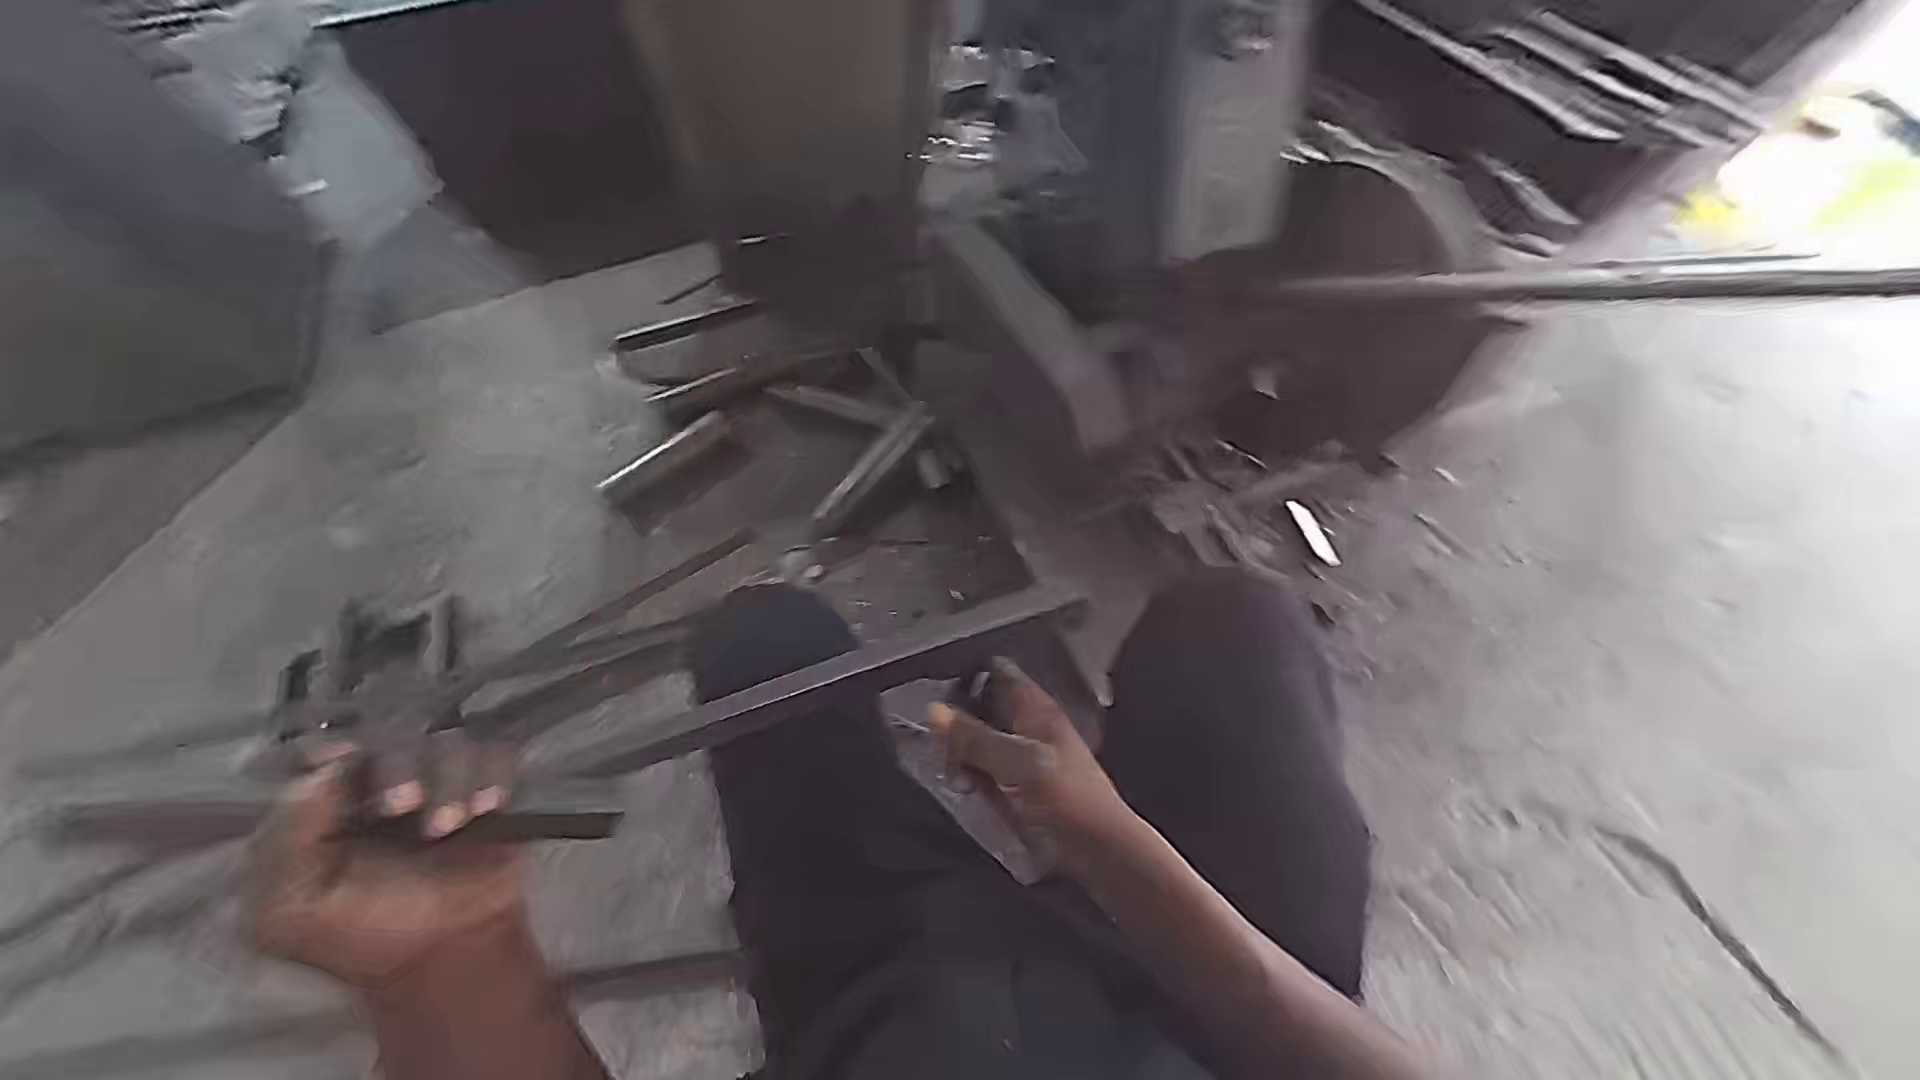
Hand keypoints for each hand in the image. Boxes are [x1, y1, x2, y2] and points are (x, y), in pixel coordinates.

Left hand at [251, 735, 525, 988]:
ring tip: (452, 826)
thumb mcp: (291, 909)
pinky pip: (500, 755)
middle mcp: (389, 783)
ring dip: (453, 781)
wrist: (449, 949)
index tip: (348, 761)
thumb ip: (286, 843)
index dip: (338, 749)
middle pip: (396, 742)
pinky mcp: (494, 784)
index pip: (330, 755)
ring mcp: (446, 780)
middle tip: (405, 807)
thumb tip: (324, 770)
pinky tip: (489, 807)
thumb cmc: (364, 933)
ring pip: (453, 745)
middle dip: (401, 770)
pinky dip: (495, 774)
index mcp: (330, 807)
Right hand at [928, 658, 1139, 876]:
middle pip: (980, 710)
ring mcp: (1025, 756)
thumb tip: (935, 711)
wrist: (1102, 854)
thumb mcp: (1019, 765)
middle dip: (959, 728)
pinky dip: (974, 779)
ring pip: (980, 743)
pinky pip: (986, 771)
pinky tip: (969, 792)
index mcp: (1036, 708)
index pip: (997, 671)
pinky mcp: (1021, 786)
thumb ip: (977, 739)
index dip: (968, 674)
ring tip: (961, 780)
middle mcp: (1029, 725)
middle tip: (948, 752)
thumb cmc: (1069, 801)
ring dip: (963, 759)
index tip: (938, 690)